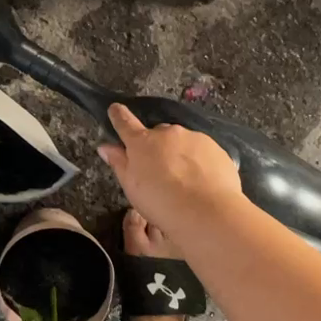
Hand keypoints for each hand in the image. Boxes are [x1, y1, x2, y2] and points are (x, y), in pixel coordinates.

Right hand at [96, 103, 242, 234]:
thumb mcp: (131, 186)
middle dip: (157, 146)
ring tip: (183, 181)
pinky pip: (202, 151)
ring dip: (179, 154)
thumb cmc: (160, 202)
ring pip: (182, 142)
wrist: (206, 211)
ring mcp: (194, 138)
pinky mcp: (215, 148)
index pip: (125, 123)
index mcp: (142, 142)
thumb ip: (119, 163)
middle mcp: (168, 133)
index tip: (115, 109)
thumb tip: (105, 147)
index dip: (119, 116)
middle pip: (158, 134)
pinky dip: (199, 161)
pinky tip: (201, 181)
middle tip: (159, 170)